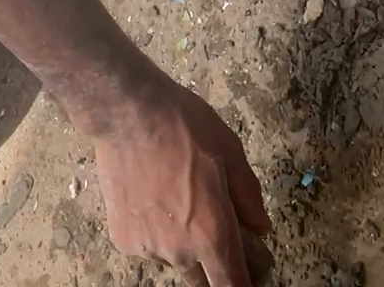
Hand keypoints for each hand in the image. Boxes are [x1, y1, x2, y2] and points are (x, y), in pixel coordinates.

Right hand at [92, 78, 270, 286]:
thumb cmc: (185, 125)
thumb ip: (248, 196)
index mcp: (211, 232)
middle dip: (212, 257)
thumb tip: (261, 228)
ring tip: (176, 188)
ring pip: (173, 254)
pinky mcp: (122, 237)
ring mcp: (147, 247)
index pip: (231, 285)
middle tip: (212, 216)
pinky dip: (156, 226)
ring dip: (182, 238)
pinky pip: (148, 241)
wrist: (128, 113)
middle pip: (201, 276)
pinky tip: (152, 189)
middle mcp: (179, 251)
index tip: (252, 277)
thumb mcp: (230, 150)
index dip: (245, 285)